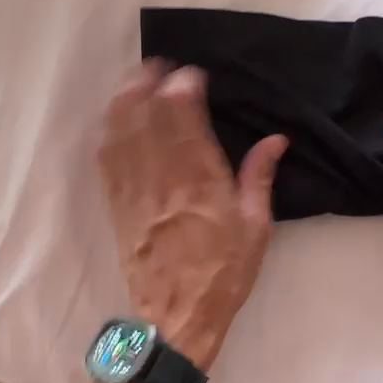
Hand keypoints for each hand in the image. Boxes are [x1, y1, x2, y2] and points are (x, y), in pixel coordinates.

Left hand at [99, 62, 286, 369]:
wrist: (179, 317)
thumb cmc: (225, 275)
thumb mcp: (256, 229)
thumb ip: (259, 179)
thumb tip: (275, 140)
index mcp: (202, 183)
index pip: (185, 121)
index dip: (184, 90)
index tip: (192, 74)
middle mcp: (164, 180)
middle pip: (148, 118)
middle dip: (151, 84)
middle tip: (158, 65)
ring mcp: (135, 193)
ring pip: (122, 133)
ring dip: (125, 100)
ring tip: (134, 79)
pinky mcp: (118, 207)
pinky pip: (107, 161)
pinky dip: (108, 133)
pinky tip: (113, 118)